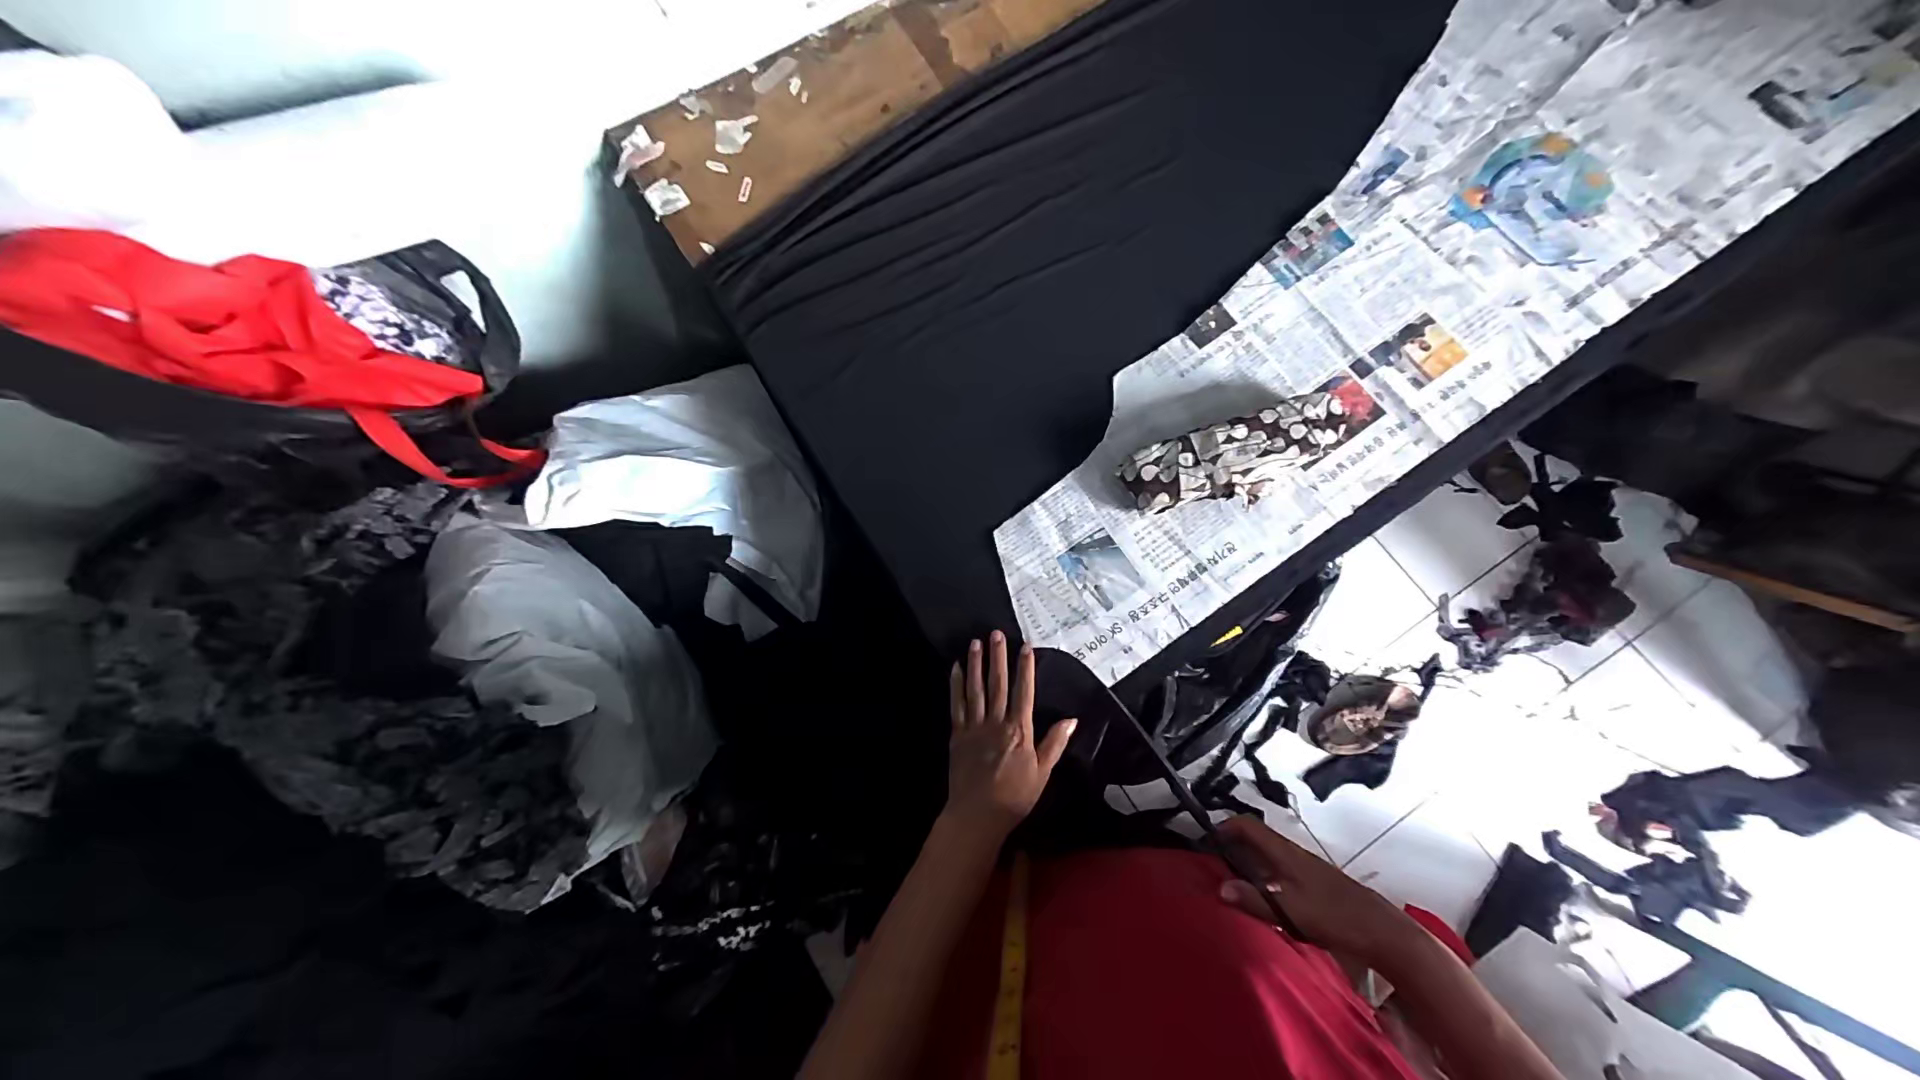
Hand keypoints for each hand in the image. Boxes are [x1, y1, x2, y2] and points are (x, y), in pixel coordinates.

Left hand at [944, 632, 1075, 840]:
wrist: (977, 815)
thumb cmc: (1015, 797)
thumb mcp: (1042, 772)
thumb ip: (1054, 744)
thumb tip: (1072, 720)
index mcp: (1020, 731)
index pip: (1024, 692)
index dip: (1025, 668)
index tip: (1025, 647)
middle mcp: (996, 723)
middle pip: (998, 684)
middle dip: (998, 657)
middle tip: (996, 634)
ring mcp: (974, 727)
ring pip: (975, 689)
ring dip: (976, 664)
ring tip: (975, 643)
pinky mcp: (958, 735)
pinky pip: (957, 704)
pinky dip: (956, 685)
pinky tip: (955, 668)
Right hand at [1216, 814, 1422, 966]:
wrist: (1382, 931)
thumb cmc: (1334, 914)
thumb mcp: (1288, 910)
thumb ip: (1253, 899)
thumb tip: (1219, 887)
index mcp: (1284, 852)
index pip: (1248, 825)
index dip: (1225, 826)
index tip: (1207, 839)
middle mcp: (1293, 854)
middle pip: (1257, 839)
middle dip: (1233, 845)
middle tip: (1213, 861)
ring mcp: (1306, 868)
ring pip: (1269, 856)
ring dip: (1249, 862)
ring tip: (1232, 880)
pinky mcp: (1315, 884)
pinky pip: (1281, 871)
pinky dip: (1265, 877)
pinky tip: (1264, 898)